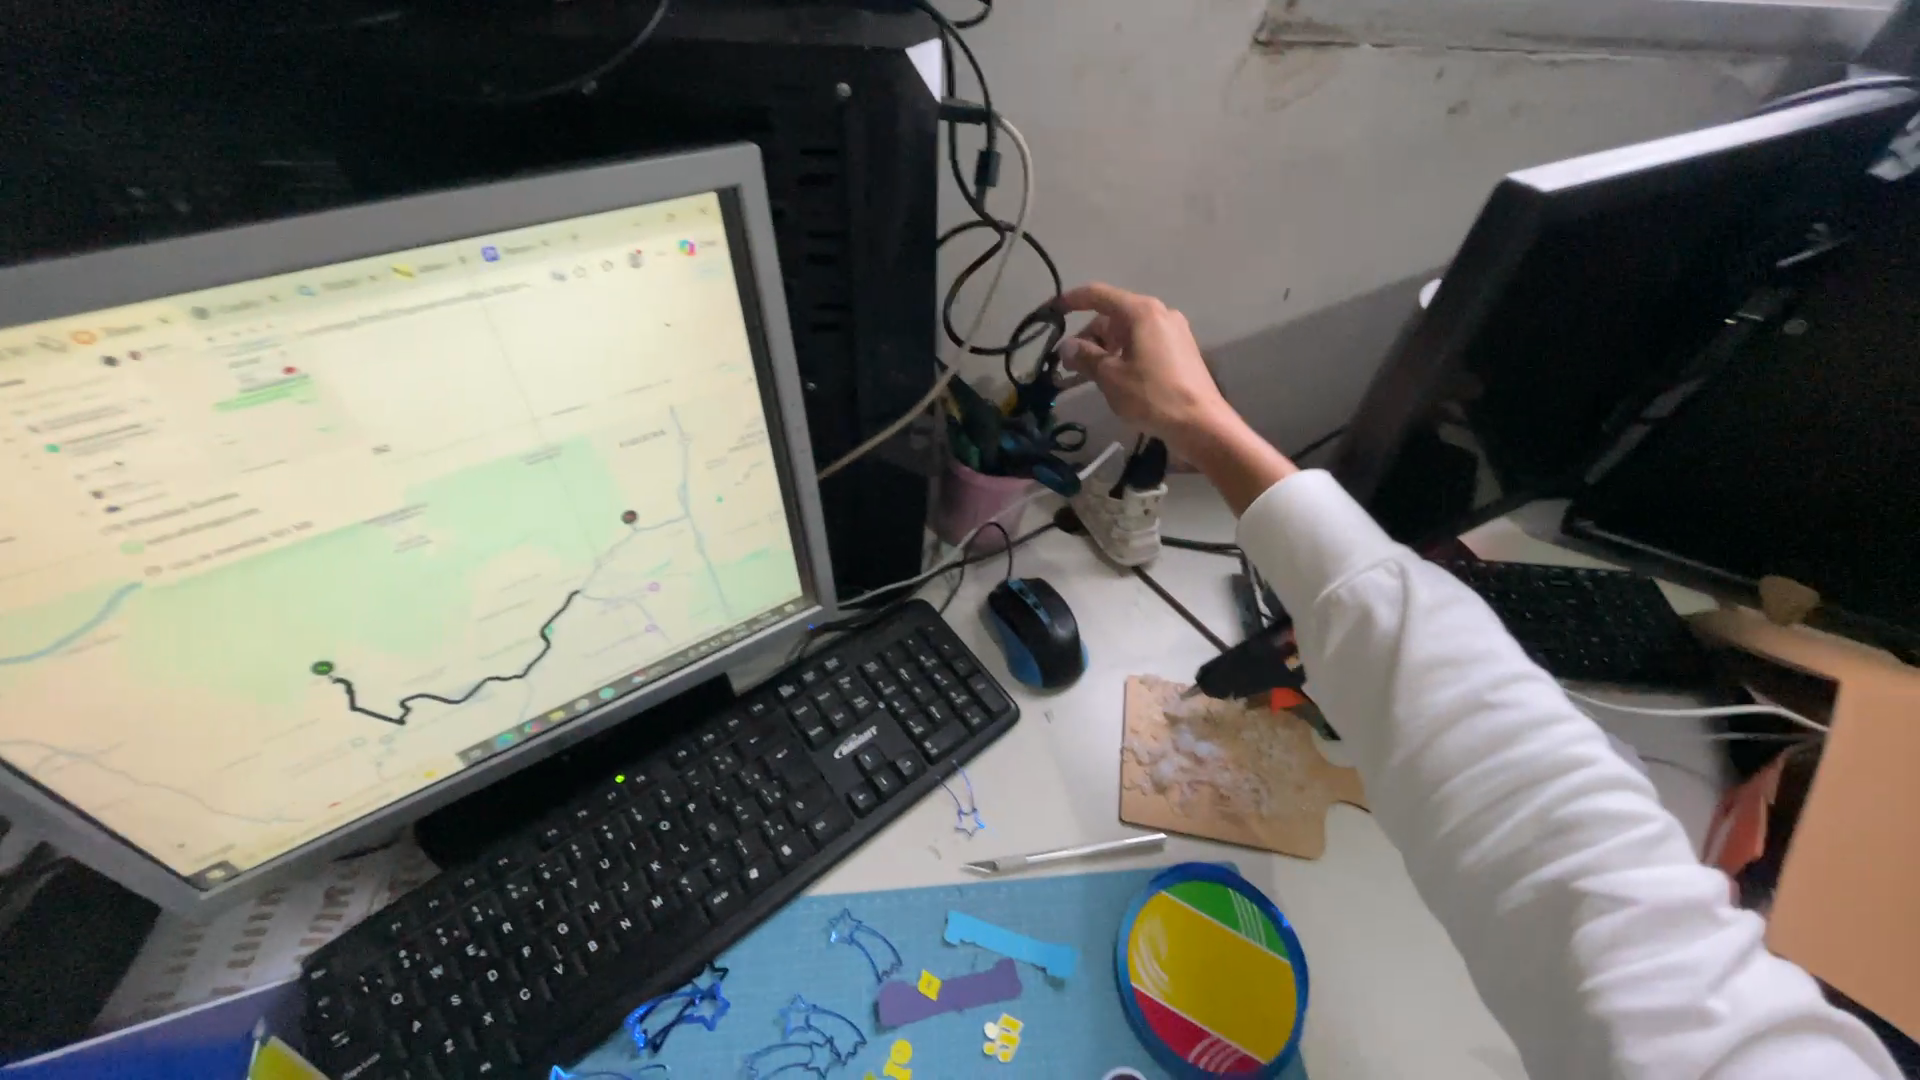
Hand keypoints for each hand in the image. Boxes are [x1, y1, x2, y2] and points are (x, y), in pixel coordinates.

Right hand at [1054, 282, 1235, 458]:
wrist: (1200, 423)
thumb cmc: (1152, 396)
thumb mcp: (1110, 377)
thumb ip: (1085, 357)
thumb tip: (1066, 346)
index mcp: (1141, 312)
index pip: (1098, 295)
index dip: (1071, 301)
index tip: (1051, 311)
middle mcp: (1159, 313)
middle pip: (1113, 316)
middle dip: (1089, 337)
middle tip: (1070, 365)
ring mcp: (1173, 331)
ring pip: (1128, 332)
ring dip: (1105, 349)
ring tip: (1090, 377)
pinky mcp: (1180, 350)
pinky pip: (1143, 343)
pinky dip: (1124, 355)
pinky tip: (1116, 378)